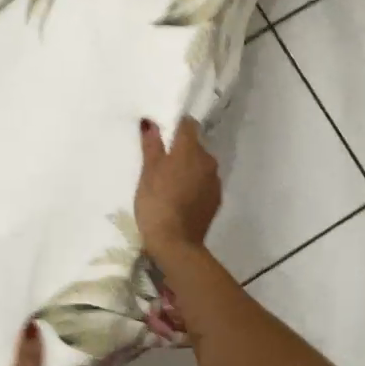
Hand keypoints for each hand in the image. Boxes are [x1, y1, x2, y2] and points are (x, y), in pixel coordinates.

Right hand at [136, 117, 221, 256]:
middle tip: (162, 162)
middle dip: (181, 149)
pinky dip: (196, 184)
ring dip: (190, 168)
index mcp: (190, 149)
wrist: (176, 242)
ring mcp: (215, 181)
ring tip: (171, 182)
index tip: (163, 133)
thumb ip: (152, 145)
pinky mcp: (216, 199)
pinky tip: (182, 197)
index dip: (176, 125)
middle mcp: (208, 160)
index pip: (188, 125)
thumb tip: (151, 123)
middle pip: (195, 146)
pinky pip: (205, 183)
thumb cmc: (156, 203)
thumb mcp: (148, 172)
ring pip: (201, 165)